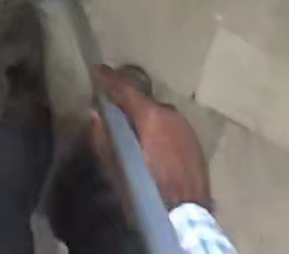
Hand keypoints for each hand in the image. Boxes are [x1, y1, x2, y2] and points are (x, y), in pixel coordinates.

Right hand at [91, 64, 212, 210]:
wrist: (188, 218)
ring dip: (146, 119)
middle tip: (113, 109)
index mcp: (151, 116)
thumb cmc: (149, 192)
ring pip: (159, 115)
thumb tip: (94, 115)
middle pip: (144, 102)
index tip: (98, 70)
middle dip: (128, 104)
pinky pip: (172, 127)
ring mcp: (185, 126)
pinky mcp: (194, 140)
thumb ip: (105, 140)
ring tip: (133, 132)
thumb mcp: (120, 170)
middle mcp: (170, 113)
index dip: (110, 79)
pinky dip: (160, 130)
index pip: (127, 90)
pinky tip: (154, 147)